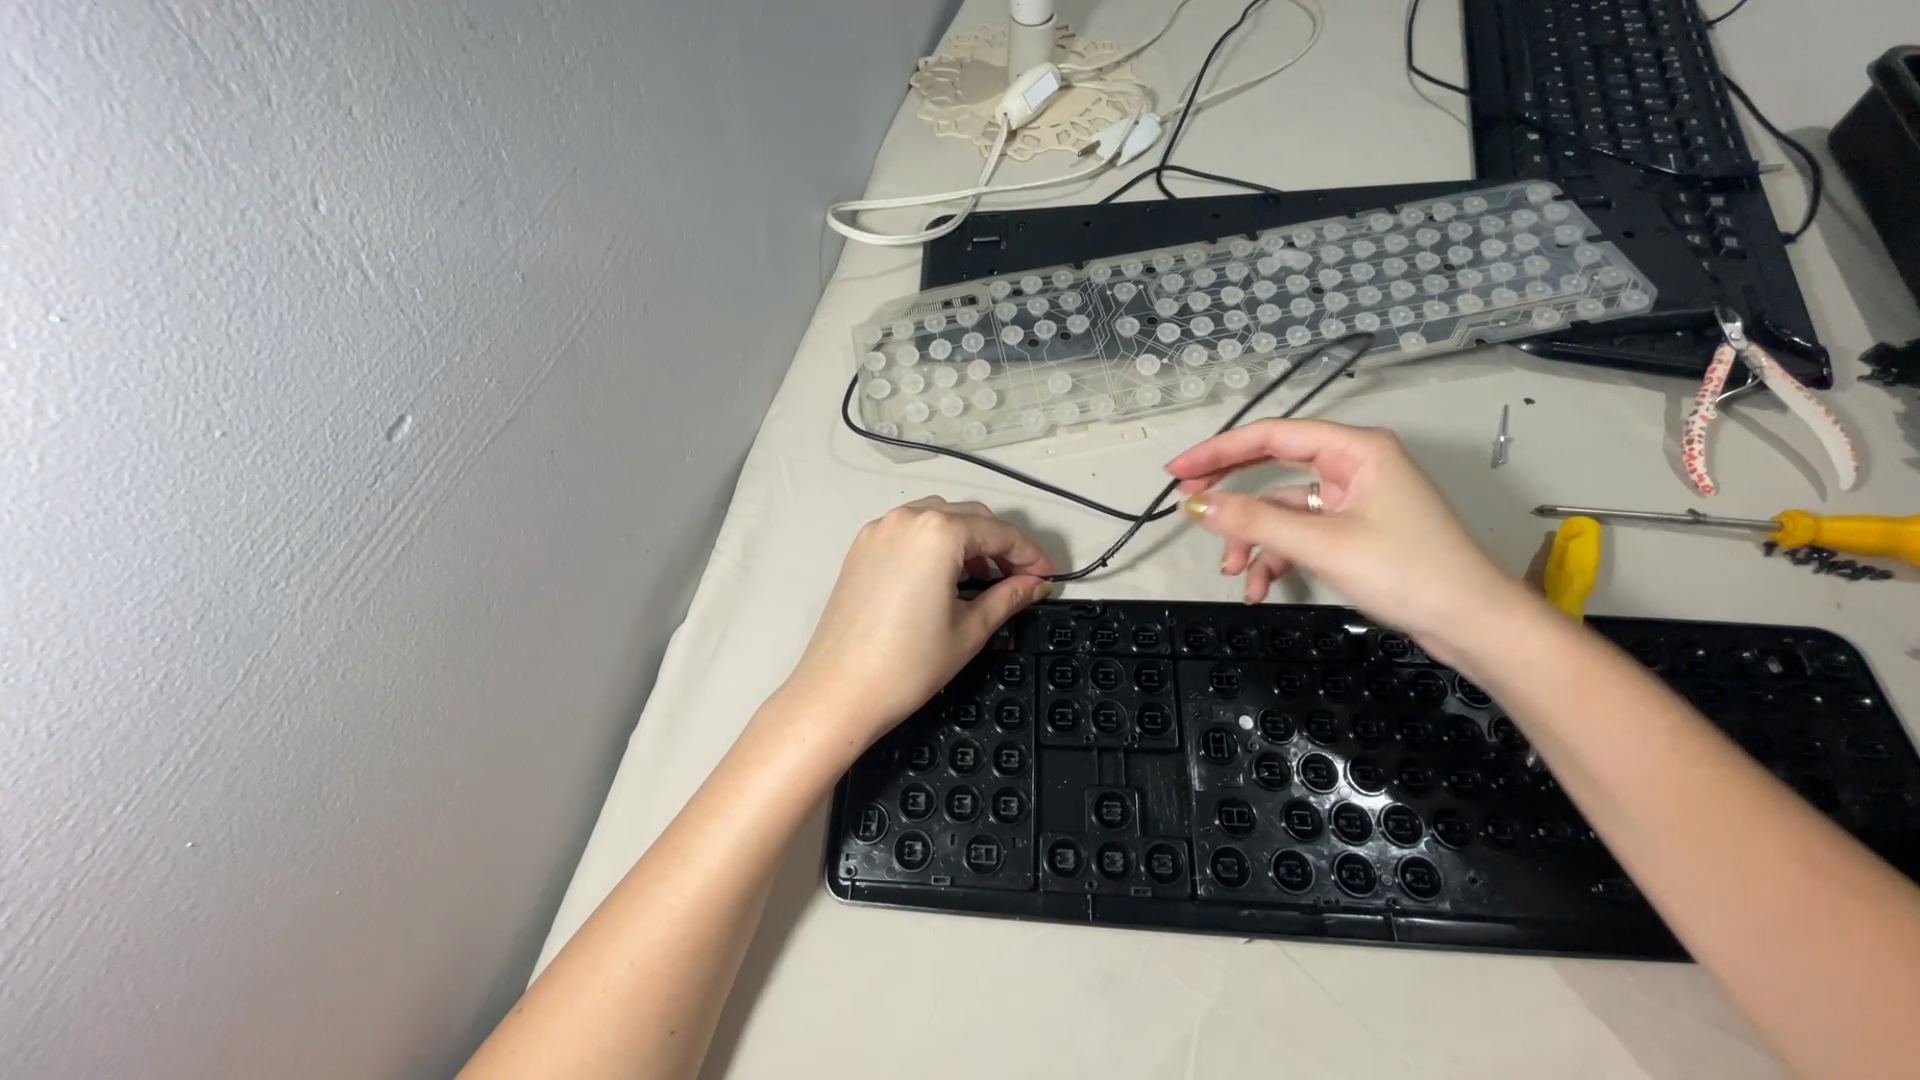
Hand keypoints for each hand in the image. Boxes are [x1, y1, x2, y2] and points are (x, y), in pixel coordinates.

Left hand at [778, 497, 1055, 752]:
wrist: (839, 692)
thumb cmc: (907, 665)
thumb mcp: (970, 630)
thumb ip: (1007, 597)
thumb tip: (1035, 585)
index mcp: (938, 533)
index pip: (999, 533)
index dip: (1030, 555)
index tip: (1047, 577)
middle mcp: (906, 519)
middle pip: (970, 518)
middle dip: (1000, 546)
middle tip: (1021, 580)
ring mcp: (879, 531)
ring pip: (938, 519)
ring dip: (967, 542)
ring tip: (984, 580)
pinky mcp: (861, 548)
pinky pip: (910, 532)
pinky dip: (935, 545)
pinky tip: (945, 578)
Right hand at [1166, 419, 1527, 653]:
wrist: (1473, 624)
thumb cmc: (1406, 571)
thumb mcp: (1321, 543)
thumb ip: (1253, 520)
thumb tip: (1195, 506)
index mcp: (1355, 449)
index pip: (1270, 435)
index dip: (1217, 451)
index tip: (1176, 473)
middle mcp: (1353, 465)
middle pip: (1272, 467)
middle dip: (1232, 495)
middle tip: (1189, 510)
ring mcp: (1354, 500)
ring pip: (1282, 509)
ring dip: (1253, 540)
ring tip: (1233, 572)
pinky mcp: (1354, 531)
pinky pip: (1300, 535)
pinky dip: (1276, 557)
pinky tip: (1259, 588)